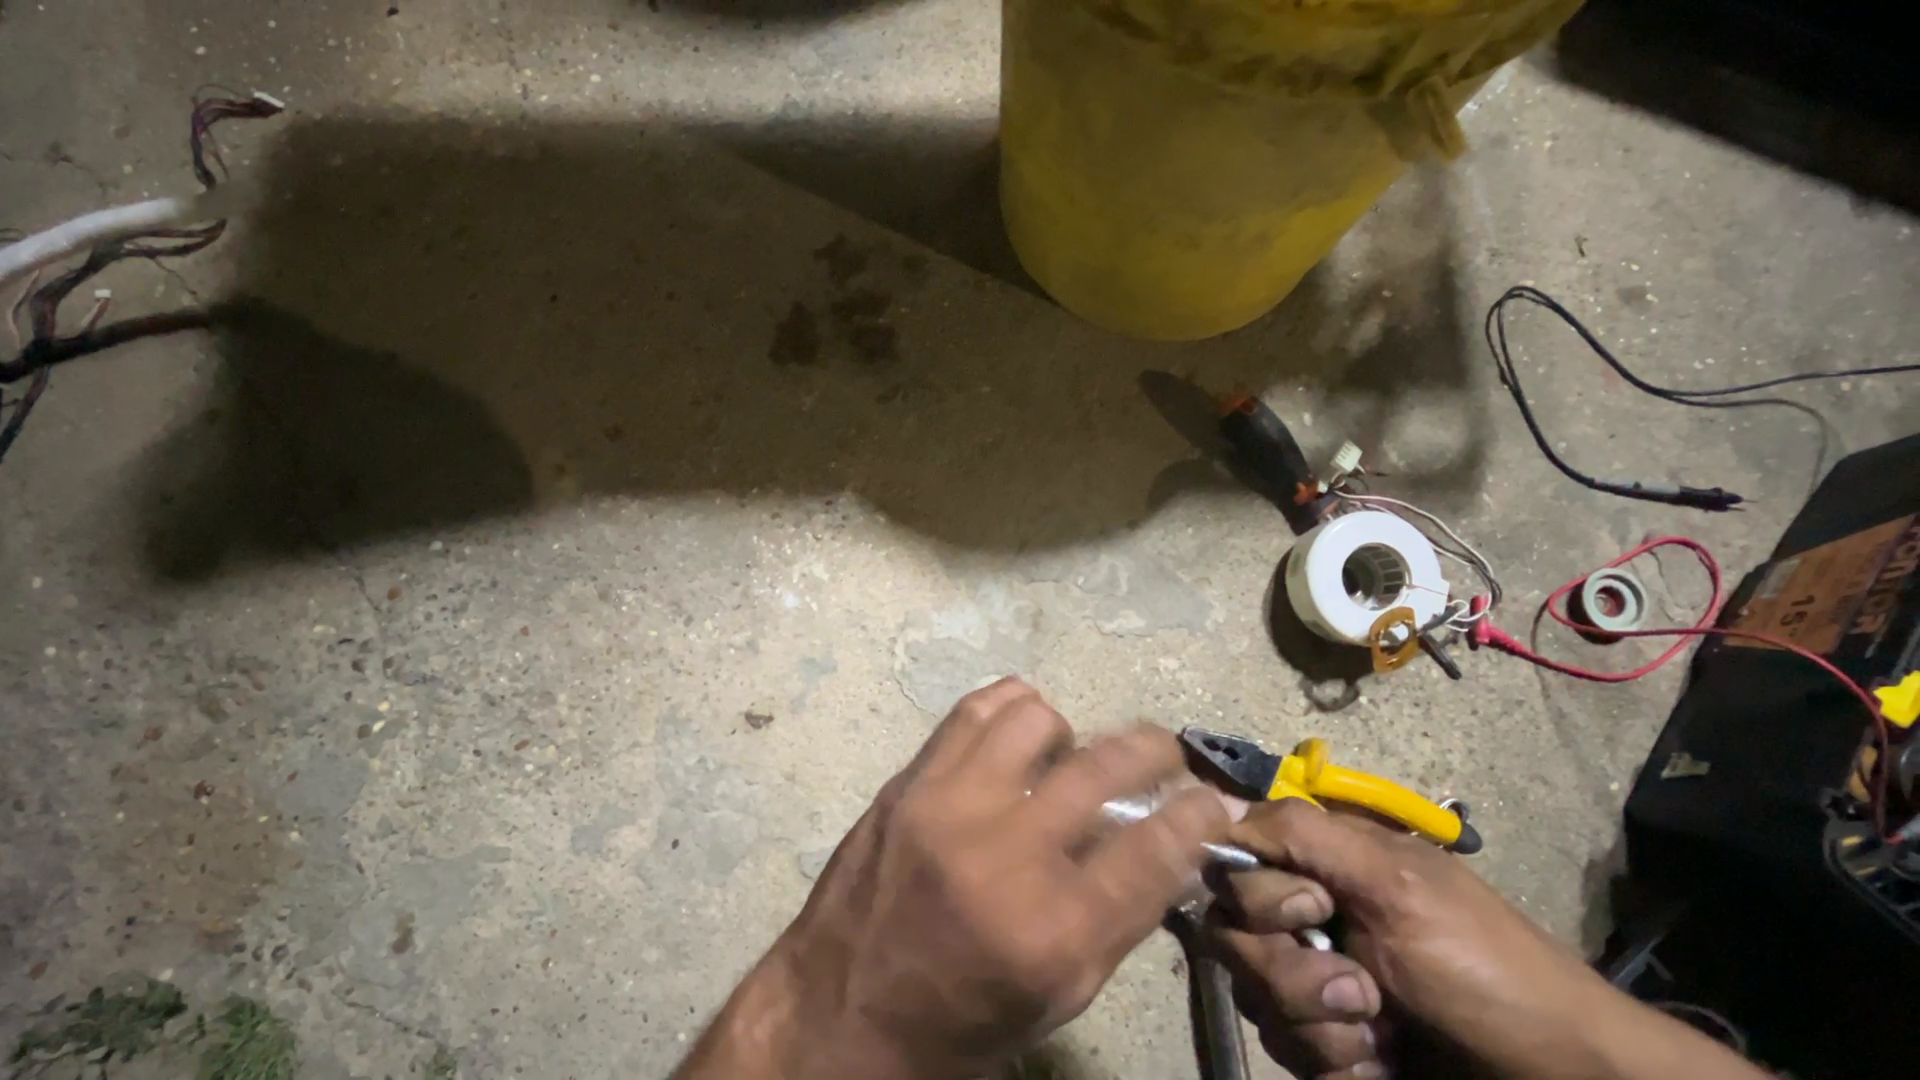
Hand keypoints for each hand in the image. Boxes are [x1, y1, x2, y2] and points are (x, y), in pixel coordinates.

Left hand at [675, 678, 1230, 1079]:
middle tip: (1166, 751)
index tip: (1211, 798)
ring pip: (1035, 719)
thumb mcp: (1059, 994)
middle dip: (1154, 749)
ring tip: (1066, 755)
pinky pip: (972, 711)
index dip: (1197, 815)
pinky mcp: (908, 783)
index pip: (1154, 849)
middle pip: (1104, 767)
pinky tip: (1019, 732)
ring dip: (1070, 732)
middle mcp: (1005, 854)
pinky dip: (1010, 710)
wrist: (842, 1009)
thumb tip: (1166, 846)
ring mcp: (950, 806)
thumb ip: (1118, 916)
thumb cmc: (961, 1019)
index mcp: (1054, 930)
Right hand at [1209, 800, 1619, 1079]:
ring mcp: (1315, 980)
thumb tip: (1222, 815)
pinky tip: (1383, 1062)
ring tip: (1383, 1033)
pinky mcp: (1327, 1039)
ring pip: (1255, 1000)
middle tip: (1364, 991)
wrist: (1556, 1078)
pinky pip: (1287, 1050)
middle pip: (1232, 935)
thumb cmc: (1483, 970)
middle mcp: (1307, 916)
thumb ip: (1308, 836)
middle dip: (1292, 975)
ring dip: (1321, 1028)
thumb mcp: (1396, 886)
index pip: (1234, 860)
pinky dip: (1335, 1064)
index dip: (1258, 892)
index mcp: (1323, 864)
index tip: (1314, 911)